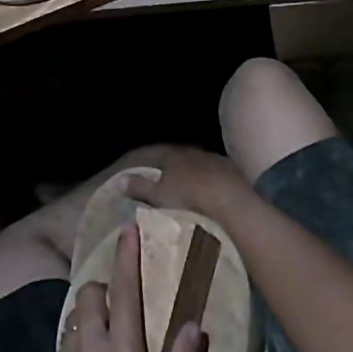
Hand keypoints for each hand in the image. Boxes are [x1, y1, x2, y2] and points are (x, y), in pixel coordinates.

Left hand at [40, 222, 204, 351]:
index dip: (126, 257)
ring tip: (104, 343)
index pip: (124, 292)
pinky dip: (72, 350)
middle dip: (102, 290)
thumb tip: (193, 325)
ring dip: (87, 321)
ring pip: (70, 323)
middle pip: (88, 295)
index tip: (128, 227)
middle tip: (119, 305)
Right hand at [122, 147, 250, 219]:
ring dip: (194, 175)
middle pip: (179, 158)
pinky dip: (212, 183)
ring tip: (190, 191)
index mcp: (172, 155)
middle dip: (174, 169)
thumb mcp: (157, 195)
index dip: (151, 164)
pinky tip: (212, 195)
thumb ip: (139, 186)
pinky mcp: (232, 172)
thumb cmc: (187, 196)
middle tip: (168, 183)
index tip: (146, 174)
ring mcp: (214, 160)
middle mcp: (192, 152)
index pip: (157, 154)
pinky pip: (217, 175)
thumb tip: (120, 180)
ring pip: (199, 165)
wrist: (229, 200)